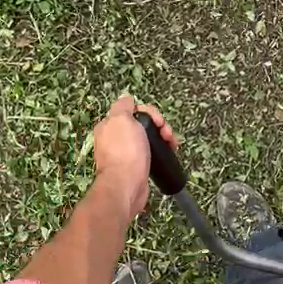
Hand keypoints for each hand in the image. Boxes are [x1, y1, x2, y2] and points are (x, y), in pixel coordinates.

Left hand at [90, 93, 175, 216]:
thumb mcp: (121, 119)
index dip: (148, 112)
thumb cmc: (125, 151)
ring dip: (163, 136)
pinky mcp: (137, 165)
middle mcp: (116, 138)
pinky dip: (162, 150)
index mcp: (109, 125)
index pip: (133, 109)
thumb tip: (127, 98)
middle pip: (143, 123)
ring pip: (149, 137)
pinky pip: (151, 152)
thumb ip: (123, 105)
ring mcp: (127, 153)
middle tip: (166, 132)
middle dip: (159, 124)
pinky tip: (170, 151)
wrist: (127, 185)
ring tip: (172, 143)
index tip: (157, 120)